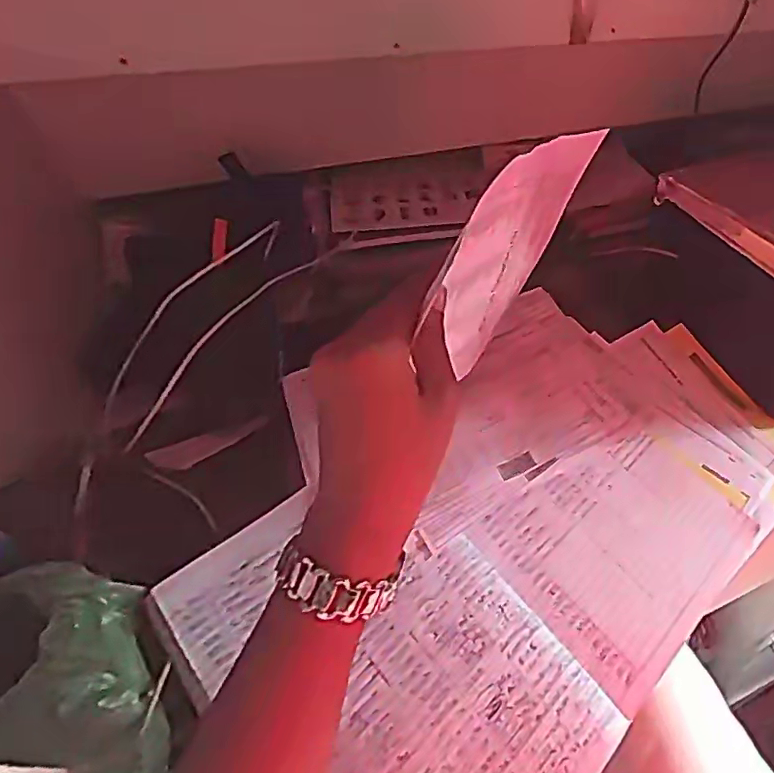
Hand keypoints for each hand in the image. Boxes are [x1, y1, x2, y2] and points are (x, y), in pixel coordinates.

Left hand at [299, 278, 458, 576]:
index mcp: (373, 347)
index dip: (429, 279)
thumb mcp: (440, 399)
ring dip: (397, 323)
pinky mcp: (322, 379)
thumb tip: (434, 305)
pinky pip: (357, 348)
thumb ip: (434, 343)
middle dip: (414, 301)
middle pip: (383, 309)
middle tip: (449, 298)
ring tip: (432, 326)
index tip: (451, 266)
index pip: (404, 296)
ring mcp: (326, 362)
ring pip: (369, 327)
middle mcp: (341, 345)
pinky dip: (381, 343)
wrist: (361, 507)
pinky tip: (405, 353)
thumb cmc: (411, 457)